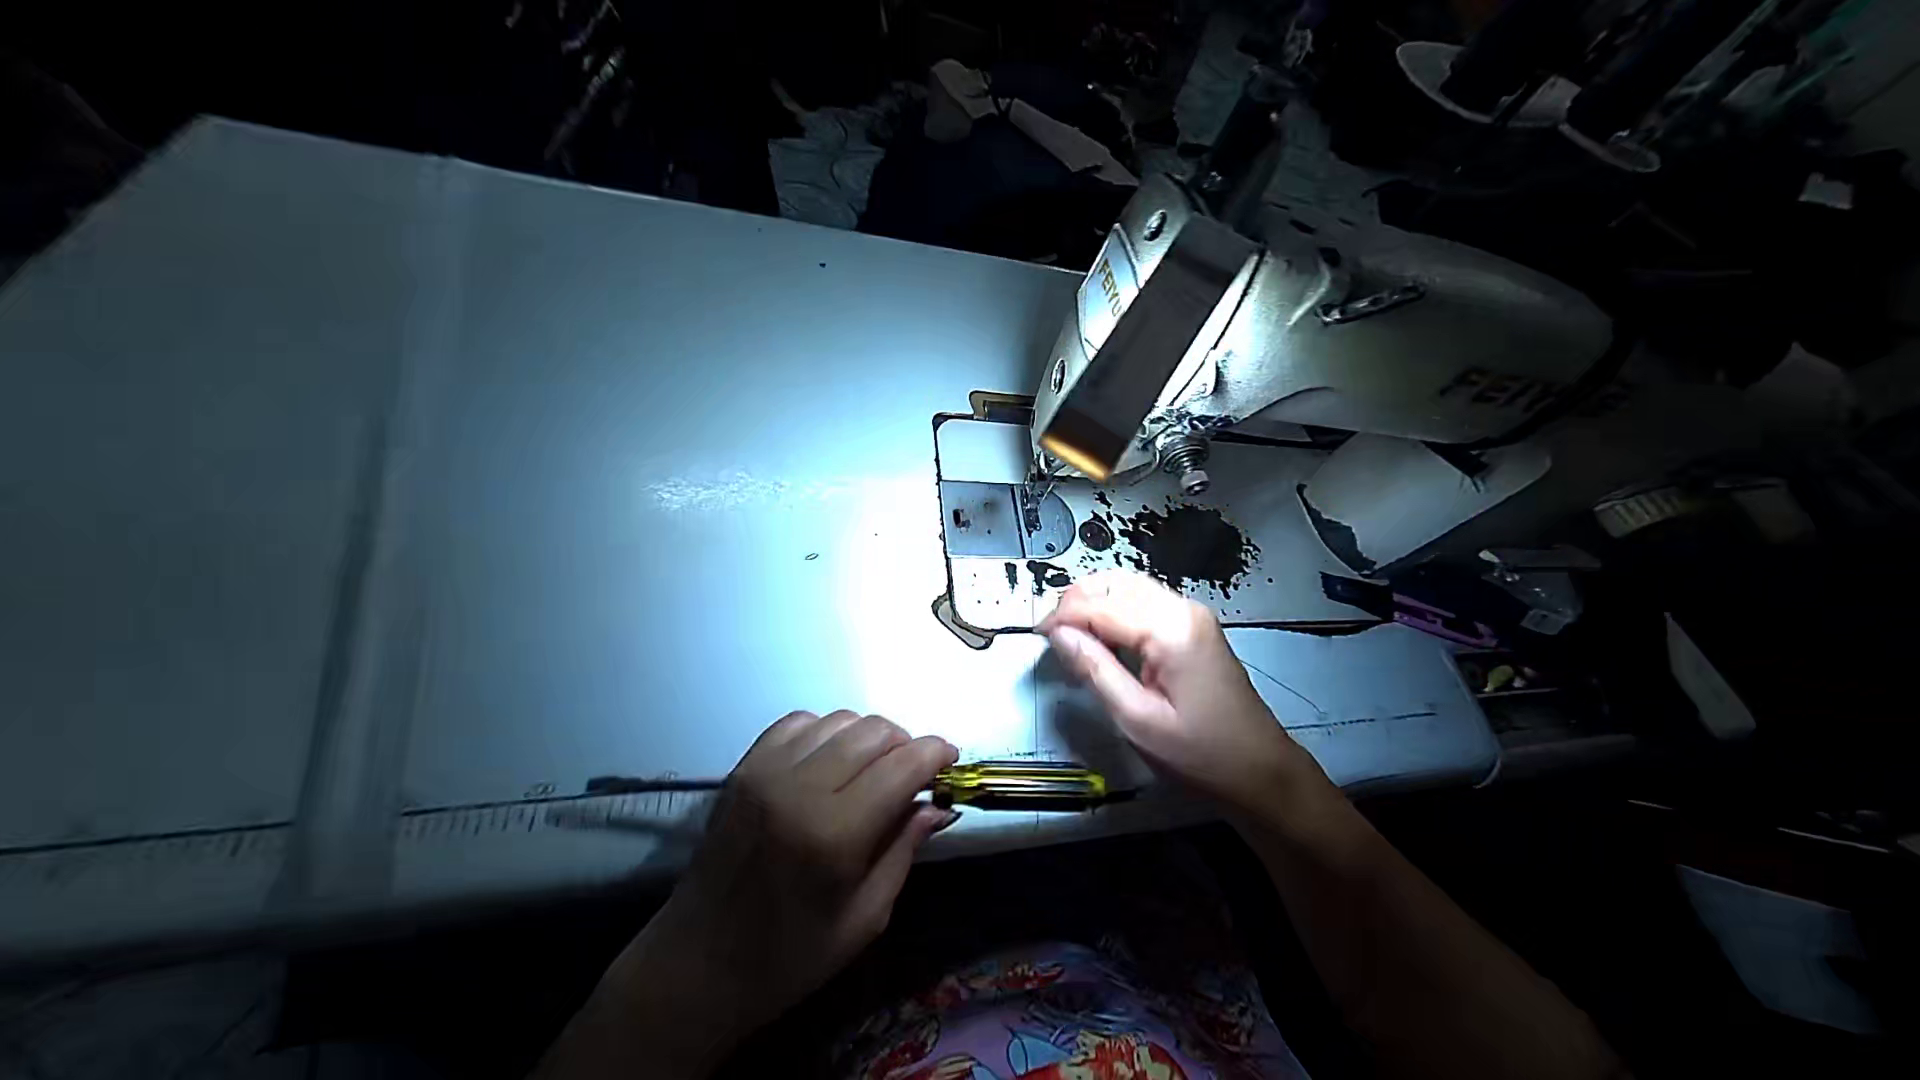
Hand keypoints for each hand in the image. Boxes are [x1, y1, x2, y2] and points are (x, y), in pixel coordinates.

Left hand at [540, 711, 956, 1078]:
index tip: (952, 758)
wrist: (697, 962)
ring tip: (875, 767)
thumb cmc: (788, 955)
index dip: (936, 753)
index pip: (902, 765)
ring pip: (840, 719)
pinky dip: (827, 730)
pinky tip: (831, 759)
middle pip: (874, 731)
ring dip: (869, 736)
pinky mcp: (744, 767)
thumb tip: (938, 804)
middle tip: (915, 772)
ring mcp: (766, 771)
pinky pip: (799, 721)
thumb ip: (904, 850)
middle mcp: (799, 788)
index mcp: (833, 834)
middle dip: (907, 743)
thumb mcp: (865, 918)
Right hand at [1039, 570, 1328, 816]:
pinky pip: (1144, 601)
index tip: (1037, 633)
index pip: (1100, 604)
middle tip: (1053, 633)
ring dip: (1094, 601)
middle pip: (1115, 582)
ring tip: (1070, 633)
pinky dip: (1115, 609)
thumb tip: (1057, 633)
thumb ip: (1094, 670)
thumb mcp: (1137, 719)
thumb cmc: (1198, 753)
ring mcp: (1191, 614)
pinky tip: (1101, 634)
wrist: (1260, 771)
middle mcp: (1182, 608)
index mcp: (1170, 629)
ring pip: (1129, 586)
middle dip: (1077, 600)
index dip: (1063, 615)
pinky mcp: (1193, 625)